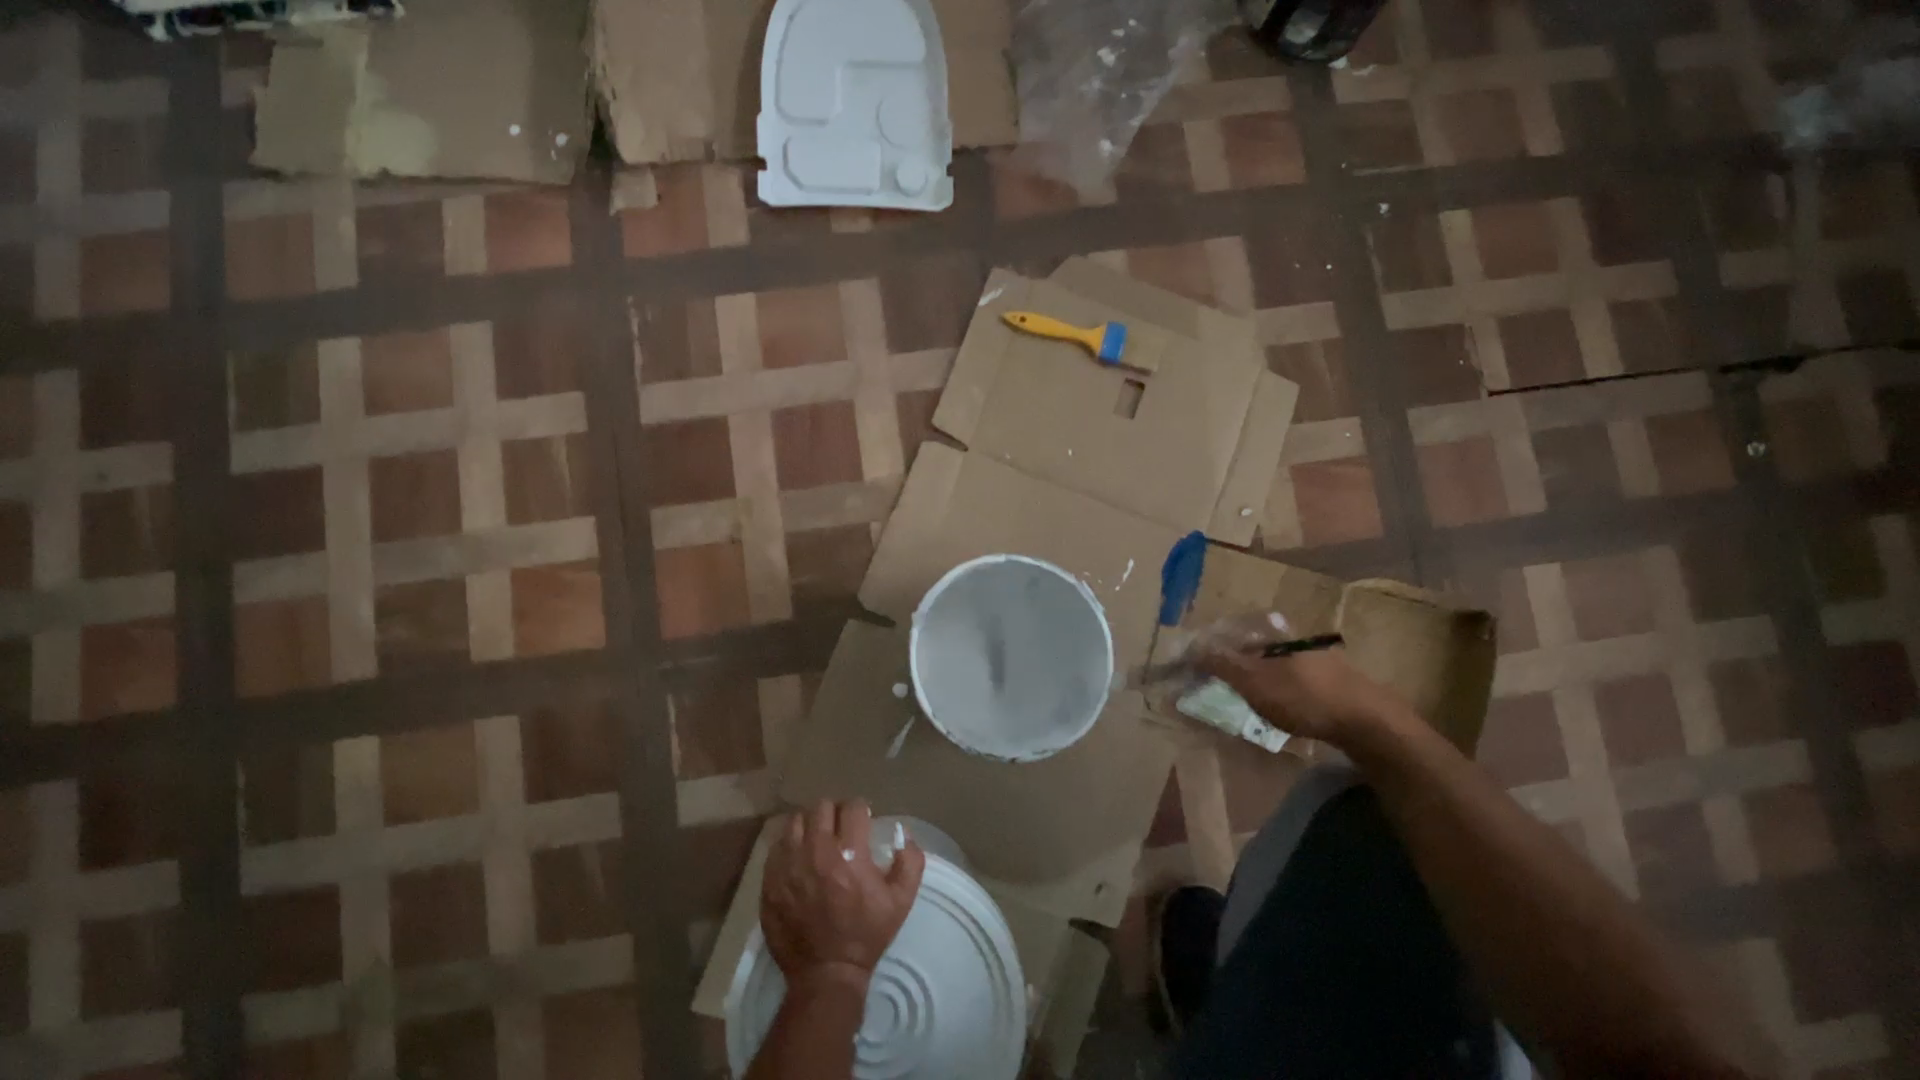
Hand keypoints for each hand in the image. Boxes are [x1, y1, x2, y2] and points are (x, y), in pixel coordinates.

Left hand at [760, 799, 925, 989]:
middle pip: (821, 807)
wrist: (825, 972)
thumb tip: (904, 834)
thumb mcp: (901, 901)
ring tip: (816, 839)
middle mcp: (816, 851)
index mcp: (849, 853)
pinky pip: (777, 847)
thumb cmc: (866, 934)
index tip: (863, 819)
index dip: (861, 809)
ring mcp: (788, 865)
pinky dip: (789, 846)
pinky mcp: (770, 880)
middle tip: (839, 828)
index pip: (853, 807)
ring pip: (795, 822)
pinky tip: (798, 859)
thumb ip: (910, 861)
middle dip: (834, 813)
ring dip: (809, 825)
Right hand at [1196, 645, 1404, 744]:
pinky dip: (1281, 694)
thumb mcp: (1255, 683)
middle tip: (1221, 687)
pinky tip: (1280, 712)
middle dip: (1238, 666)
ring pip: (1279, 668)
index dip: (1216, 652)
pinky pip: (1296, 685)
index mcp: (1278, 636)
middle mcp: (1299, 642)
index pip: (1236, 636)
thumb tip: (1194, 648)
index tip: (1200, 669)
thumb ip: (1224, 665)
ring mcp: (1321, 663)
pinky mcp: (1336, 686)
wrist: (1367, 722)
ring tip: (1247, 702)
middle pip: (1258, 651)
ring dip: (1260, 681)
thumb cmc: (1304, 699)